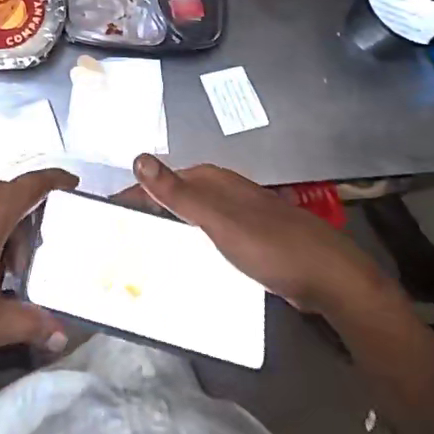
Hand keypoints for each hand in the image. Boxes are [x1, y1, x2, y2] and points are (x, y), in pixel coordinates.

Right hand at [128, 154, 388, 315]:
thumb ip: (178, 192)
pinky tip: (185, 266)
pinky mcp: (250, 240)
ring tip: (143, 257)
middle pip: (175, 198)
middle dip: (147, 213)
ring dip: (168, 232)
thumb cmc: (269, 244)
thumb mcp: (217, 219)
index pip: (161, 182)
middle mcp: (224, 192)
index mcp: (213, 181)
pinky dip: (191, 247)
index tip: (106, 215)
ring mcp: (239, 216)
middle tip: (119, 242)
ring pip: (191, 219)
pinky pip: (208, 238)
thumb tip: (138, 157)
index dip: (134, 196)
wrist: (327, 276)